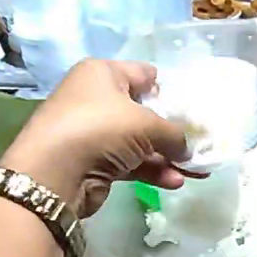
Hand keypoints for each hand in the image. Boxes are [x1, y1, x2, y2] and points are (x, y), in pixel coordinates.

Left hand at [0, 59, 191, 217]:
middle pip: (145, 112)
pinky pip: (132, 163)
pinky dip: (154, 171)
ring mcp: (95, 131)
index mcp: (104, 74)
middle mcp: (97, 98)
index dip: (170, 89)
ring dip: (168, 157)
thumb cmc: (102, 129)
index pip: (144, 74)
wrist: (56, 172)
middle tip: (201, 144)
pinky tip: (175, 182)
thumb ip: (175, 134)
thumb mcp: (148, 124)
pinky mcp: (96, 161)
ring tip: (198, 172)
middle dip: (173, 131)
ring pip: (141, 142)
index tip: (193, 108)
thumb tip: (187, 148)